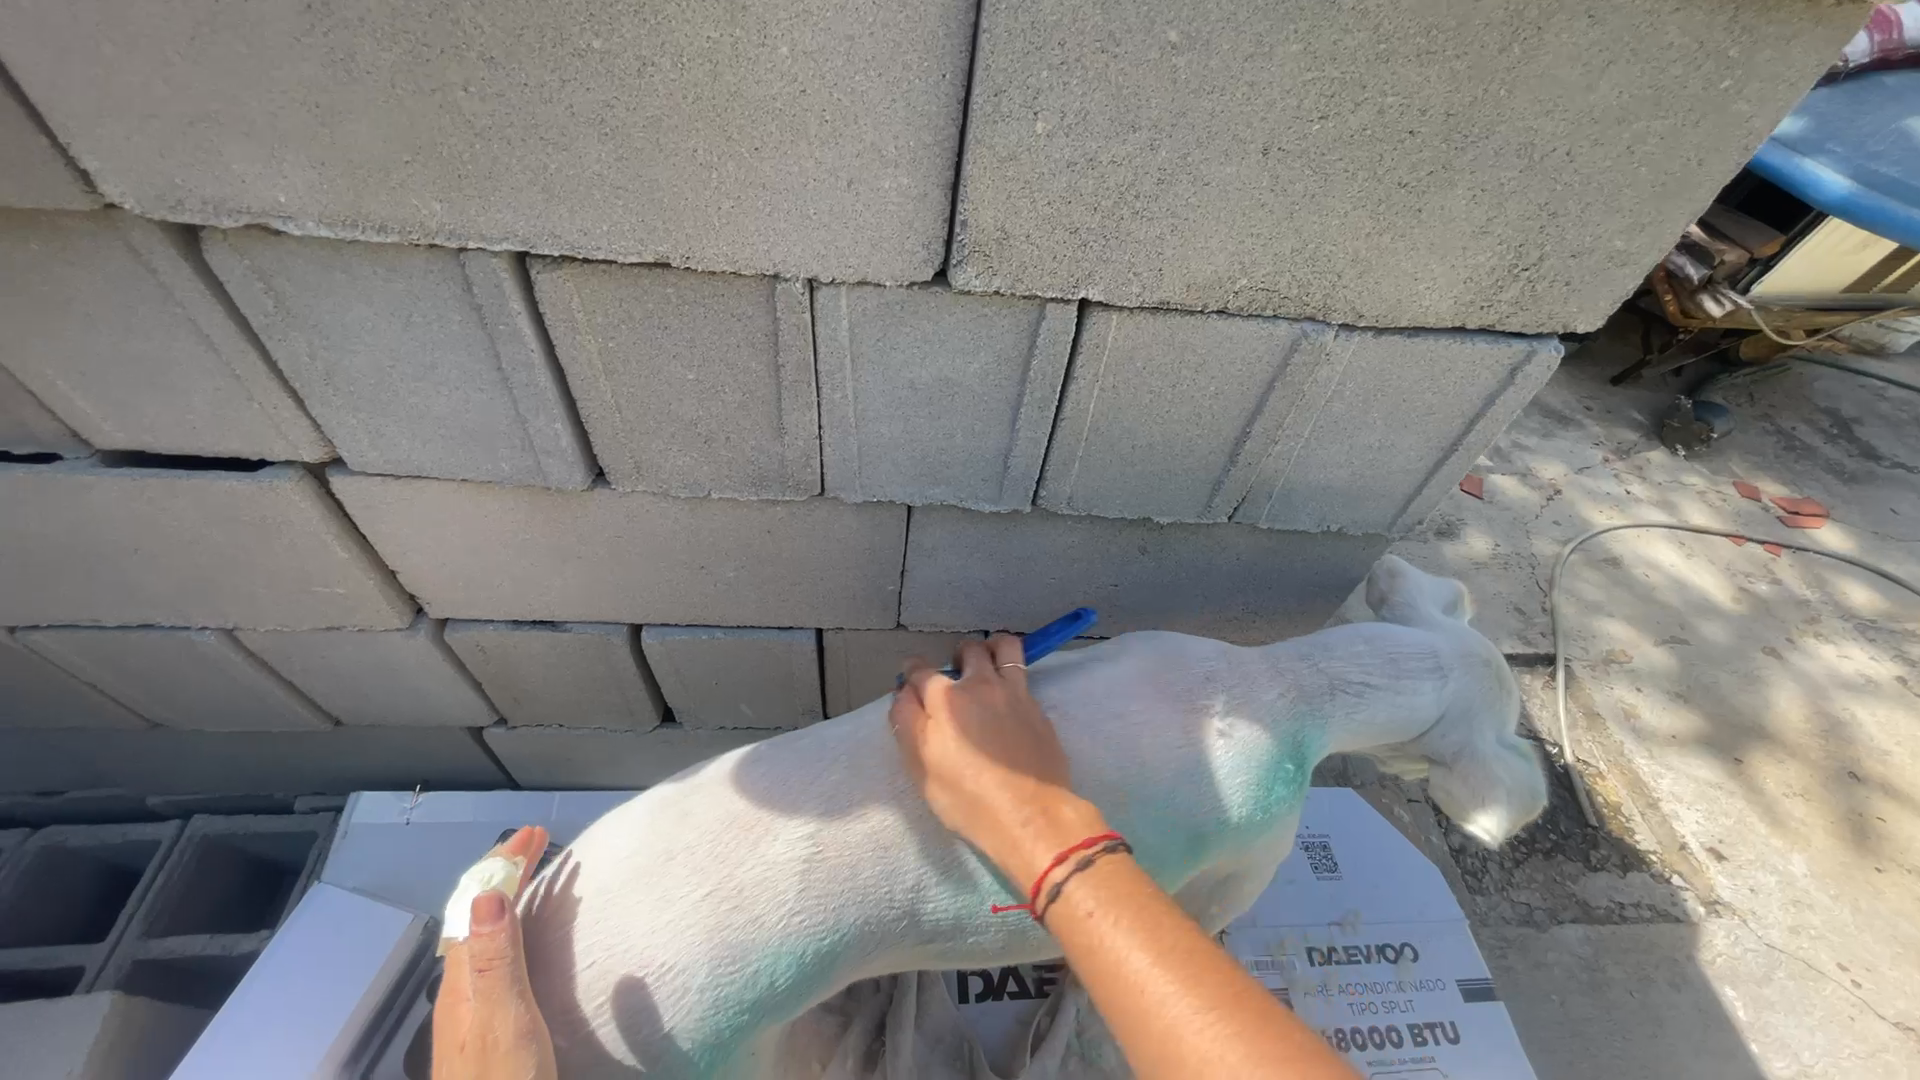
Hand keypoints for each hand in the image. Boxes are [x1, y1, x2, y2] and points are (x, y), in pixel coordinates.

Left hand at [431, 825, 557, 1079]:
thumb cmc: (502, 1078)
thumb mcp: (504, 1020)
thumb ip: (497, 960)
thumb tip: (487, 895)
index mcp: (465, 980)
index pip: (480, 906)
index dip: (505, 866)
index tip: (534, 831)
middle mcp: (462, 988)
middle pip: (476, 916)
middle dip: (503, 873)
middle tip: (536, 841)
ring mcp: (470, 1009)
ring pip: (482, 935)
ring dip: (505, 896)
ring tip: (530, 876)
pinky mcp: (484, 1025)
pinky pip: (492, 954)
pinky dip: (509, 926)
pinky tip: (520, 940)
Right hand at [891, 634, 1108, 886]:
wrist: (1032, 816)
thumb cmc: (968, 799)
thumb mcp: (921, 768)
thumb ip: (908, 724)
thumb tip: (904, 694)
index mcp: (945, 700)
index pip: (920, 671)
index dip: (911, 671)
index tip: (911, 678)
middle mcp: (980, 685)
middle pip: (967, 650)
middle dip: (956, 656)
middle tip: (954, 675)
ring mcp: (1014, 693)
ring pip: (1004, 647)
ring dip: (991, 647)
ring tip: (987, 663)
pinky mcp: (1038, 708)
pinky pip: (1024, 676)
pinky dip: (1012, 676)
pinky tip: (1009, 697)